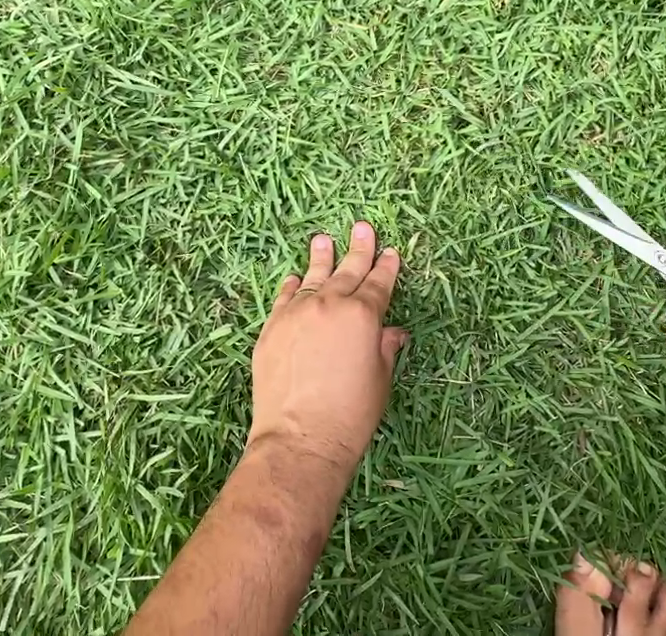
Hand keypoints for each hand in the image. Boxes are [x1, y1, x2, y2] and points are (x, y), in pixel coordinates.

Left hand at [247, 222, 407, 471]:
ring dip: (321, 257)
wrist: (299, 438)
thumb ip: (384, 348)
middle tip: (362, 227)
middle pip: (348, 270)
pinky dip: (291, 286)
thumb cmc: (351, 415)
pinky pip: (284, 298)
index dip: (386, 267)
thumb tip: (393, 332)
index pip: (379, 283)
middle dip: (358, 248)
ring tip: (324, 238)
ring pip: (313, 277)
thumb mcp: (379, 379)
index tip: (390, 252)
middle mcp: (330, 304)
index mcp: (363, 315)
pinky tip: (294, 277)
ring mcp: (297, 313)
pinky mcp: (272, 327)